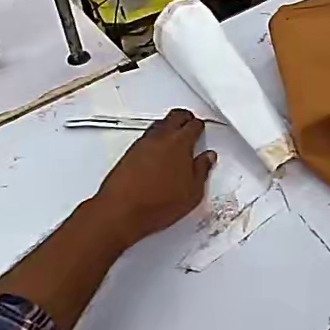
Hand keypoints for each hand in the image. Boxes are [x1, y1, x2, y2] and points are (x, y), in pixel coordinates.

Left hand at [90, 110, 213, 244]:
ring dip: (168, 125)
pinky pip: (145, 137)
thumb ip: (202, 170)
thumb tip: (207, 159)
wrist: (122, 211)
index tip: (200, 128)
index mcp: (180, 143)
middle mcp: (160, 138)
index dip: (199, 126)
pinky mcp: (128, 153)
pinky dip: (154, 138)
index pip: (193, 126)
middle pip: (175, 117)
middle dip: (184, 118)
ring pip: (159, 124)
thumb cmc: (155, 203)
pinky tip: (156, 149)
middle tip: (190, 122)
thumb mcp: (192, 192)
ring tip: (173, 134)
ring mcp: (142, 144)